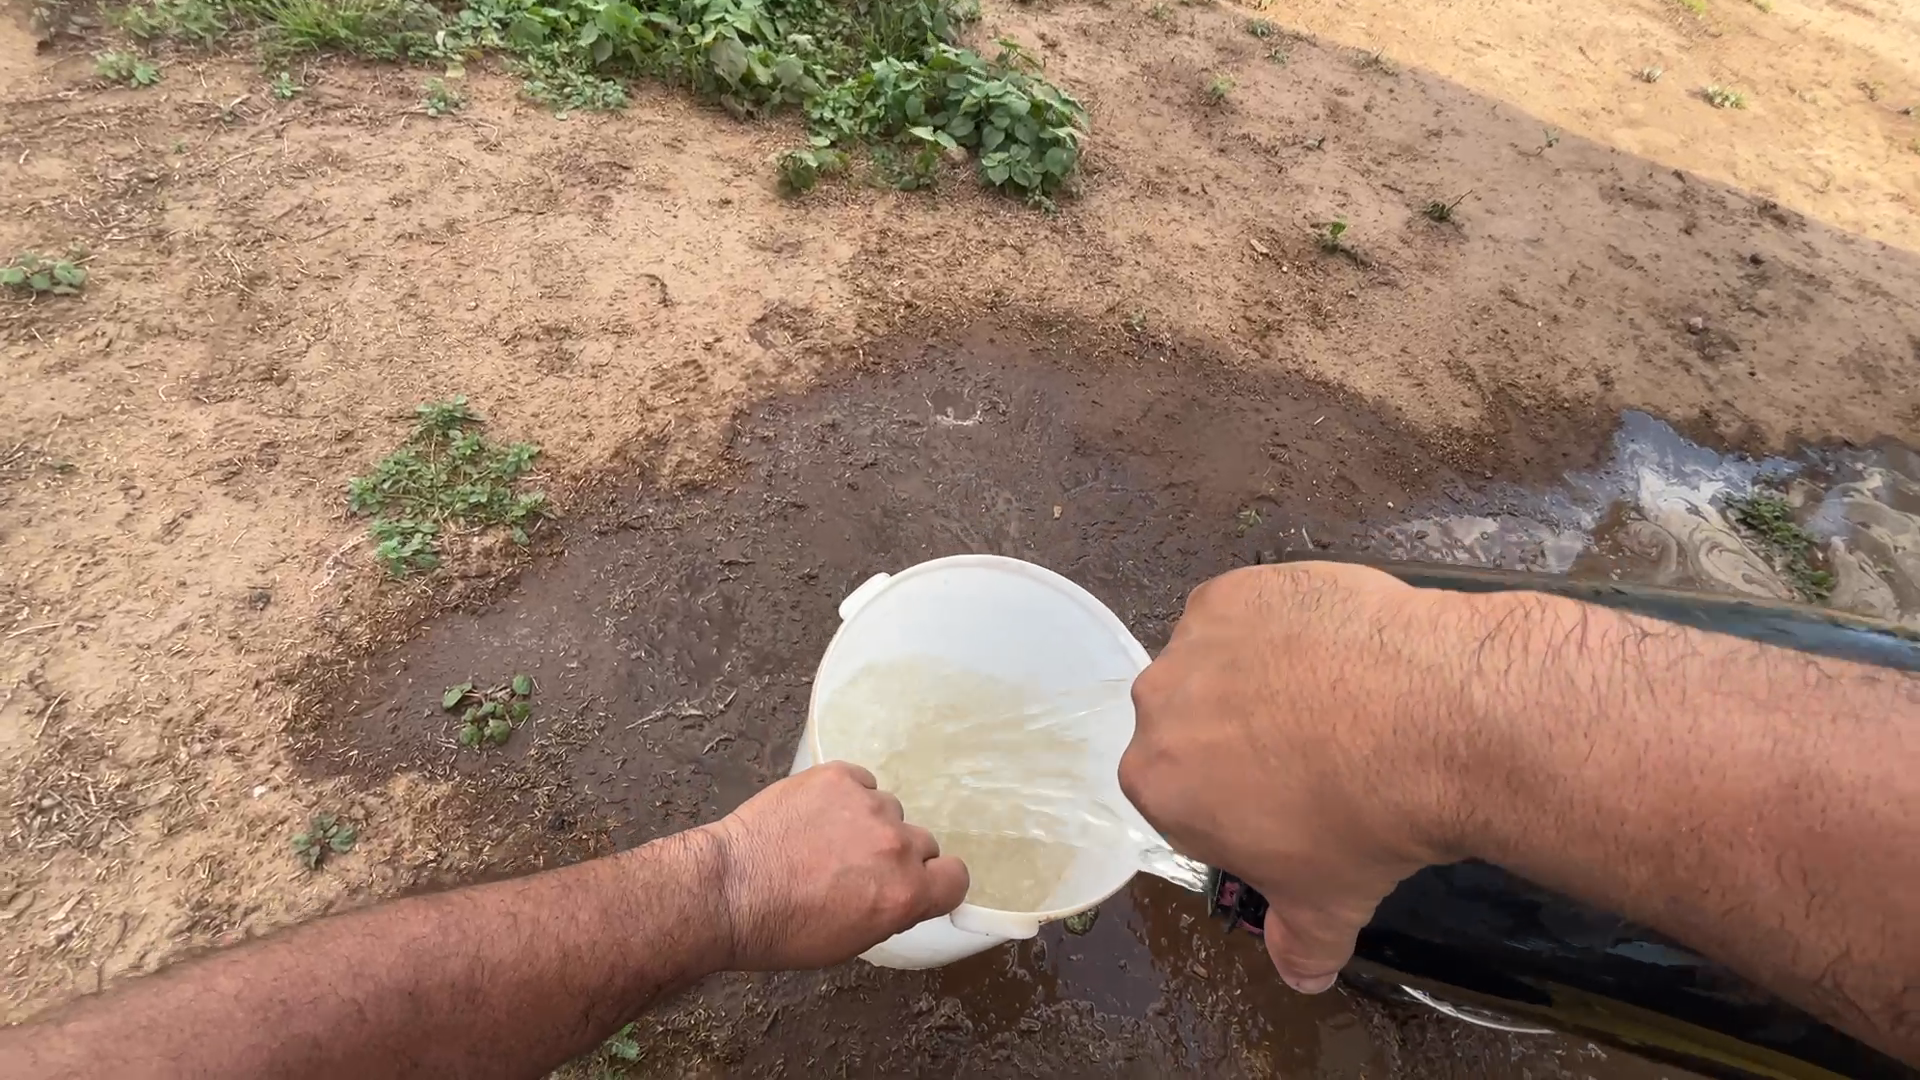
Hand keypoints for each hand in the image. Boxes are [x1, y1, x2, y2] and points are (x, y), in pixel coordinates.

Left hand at [701, 761, 969, 970]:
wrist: (729, 889)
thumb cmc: (783, 929)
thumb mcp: (852, 940)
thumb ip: (893, 907)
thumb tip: (905, 888)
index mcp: (905, 892)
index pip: (957, 876)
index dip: (938, 882)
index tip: (919, 883)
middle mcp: (896, 844)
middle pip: (922, 841)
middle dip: (897, 854)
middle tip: (858, 865)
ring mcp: (868, 803)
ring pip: (888, 808)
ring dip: (868, 822)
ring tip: (826, 838)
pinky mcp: (839, 775)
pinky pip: (860, 781)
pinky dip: (844, 795)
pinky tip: (815, 815)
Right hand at [1121, 562, 1476, 993]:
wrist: (1428, 718)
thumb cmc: (1364, 820)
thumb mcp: (1328, 901)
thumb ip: (1298, 943)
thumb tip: (1299, 976)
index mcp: (1156, 781)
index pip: (1176, 791)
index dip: (1227, 798)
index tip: (1278, 801)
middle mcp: (1155, 703)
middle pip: (1186, 719)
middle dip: (1230, 733)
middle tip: (1307, 746)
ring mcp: (1191, 639)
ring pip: (1213, 661)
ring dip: (1253, 676)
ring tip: (1331, 692)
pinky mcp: (1231, 591)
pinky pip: (1243, 612)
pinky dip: (1276, 626)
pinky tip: (1329, 646)